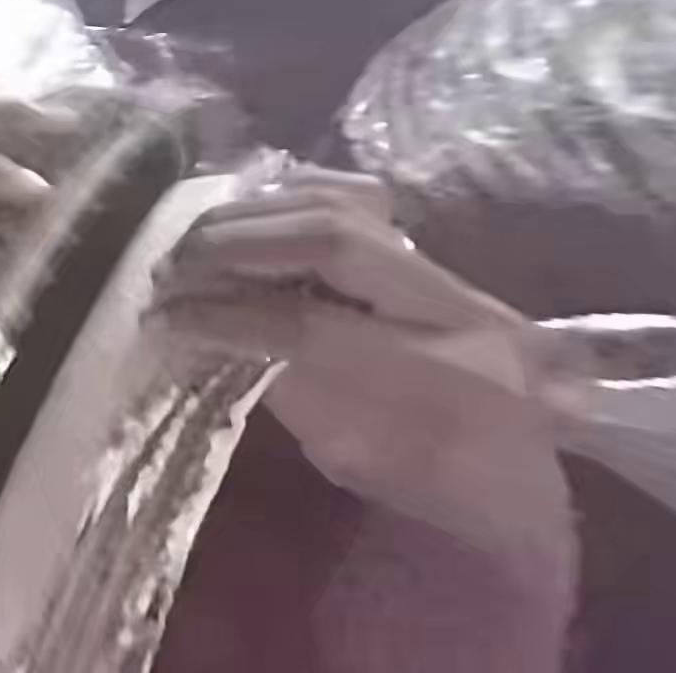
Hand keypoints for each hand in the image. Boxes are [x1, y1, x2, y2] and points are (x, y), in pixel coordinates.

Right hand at [157, 167, 574, 588]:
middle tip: (169, 270)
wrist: (510, 473)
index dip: (223, 315)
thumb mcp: (338, 449)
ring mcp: (438, 267)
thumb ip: (269, 375)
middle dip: (226, 247)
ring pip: (332, 203)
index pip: (307, 323)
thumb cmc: (415, 480)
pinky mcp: (418, 248)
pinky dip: (283, 195)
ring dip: (242, 217)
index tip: (165, 318)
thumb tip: (191, 323)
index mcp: (438, 377)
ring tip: (191, 244)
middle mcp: (451, 304)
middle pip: (323, 239)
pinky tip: (243, 211)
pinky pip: (348, 194)